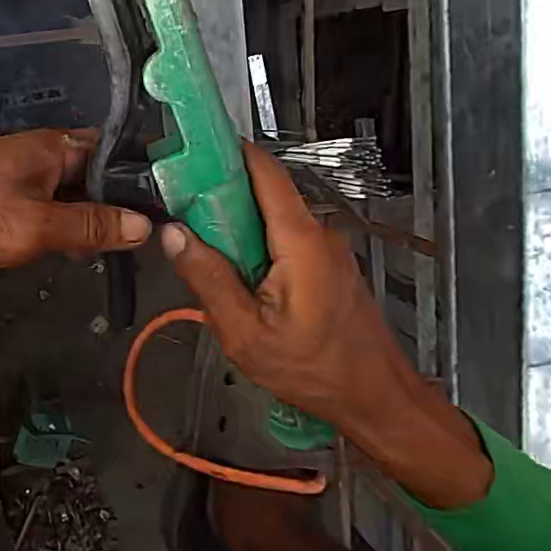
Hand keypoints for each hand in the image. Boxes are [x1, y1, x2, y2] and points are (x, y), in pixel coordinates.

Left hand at [0, 129, 151, 269]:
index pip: (115, 155)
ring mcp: (14, 167)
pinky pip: (39, 201)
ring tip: (100, 251)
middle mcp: (38, 149)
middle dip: (111, 207)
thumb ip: (90, 226)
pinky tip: (61, 248)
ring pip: (65, 191)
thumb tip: (143, 225)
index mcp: (54, 147)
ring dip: (81, 218)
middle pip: (92, 175)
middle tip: (133, 244)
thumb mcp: (34, 228)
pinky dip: (54, 221)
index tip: (161, 215)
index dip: (140, 183)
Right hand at [160, 141, 491, 508]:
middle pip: (261, 193)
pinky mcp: (324, 264)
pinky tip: (233, 274)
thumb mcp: (245, 333)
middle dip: (217, 196)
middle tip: (177, 211)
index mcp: (300, 241)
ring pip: (268, 218)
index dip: (228, 152)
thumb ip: (208, 279)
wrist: (378, 401)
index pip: (265, 172)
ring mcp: (324, 248)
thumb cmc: (315, 371)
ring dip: (232, 227)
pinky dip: (252, 245)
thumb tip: (172, 233)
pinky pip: (280, 239)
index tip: (189, 149)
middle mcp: (318, 233)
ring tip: (199, 249)